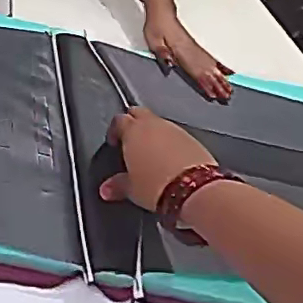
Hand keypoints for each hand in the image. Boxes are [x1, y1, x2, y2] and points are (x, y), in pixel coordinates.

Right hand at [97, 107, 218, 210]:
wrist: (196, 190)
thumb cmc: (157, 186)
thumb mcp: (132, 189)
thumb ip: (117, 185)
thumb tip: (106, 190)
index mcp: (133, 131)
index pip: (118, 120)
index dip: (114, 130)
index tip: (114, 142)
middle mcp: (153, 124)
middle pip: (138, 113)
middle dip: (133, 122)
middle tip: (131, 139)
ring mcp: (175, 129)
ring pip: (159, 123)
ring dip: (154, 132)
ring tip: (152, 152)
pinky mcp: (193, 139)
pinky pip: (176, 135)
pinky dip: (171, 142)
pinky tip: (171, 158)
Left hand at [144, 8, 234, 101]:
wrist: (161, 12)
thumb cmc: (156, 26)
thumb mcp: (153, 40)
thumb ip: (162, 53)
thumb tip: (170, 65)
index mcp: (181, 51)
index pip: (195, 71)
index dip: (205, 84)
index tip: (213, 95)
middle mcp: (191, 50)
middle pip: (207, 71)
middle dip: (217, 85)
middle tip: (227, 97)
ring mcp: (195, 48)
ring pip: (211, 65)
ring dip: (220, 78)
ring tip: (229, 89)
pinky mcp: (195, 45)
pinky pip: (210, 57)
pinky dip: (220, 65)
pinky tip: (226, 71)